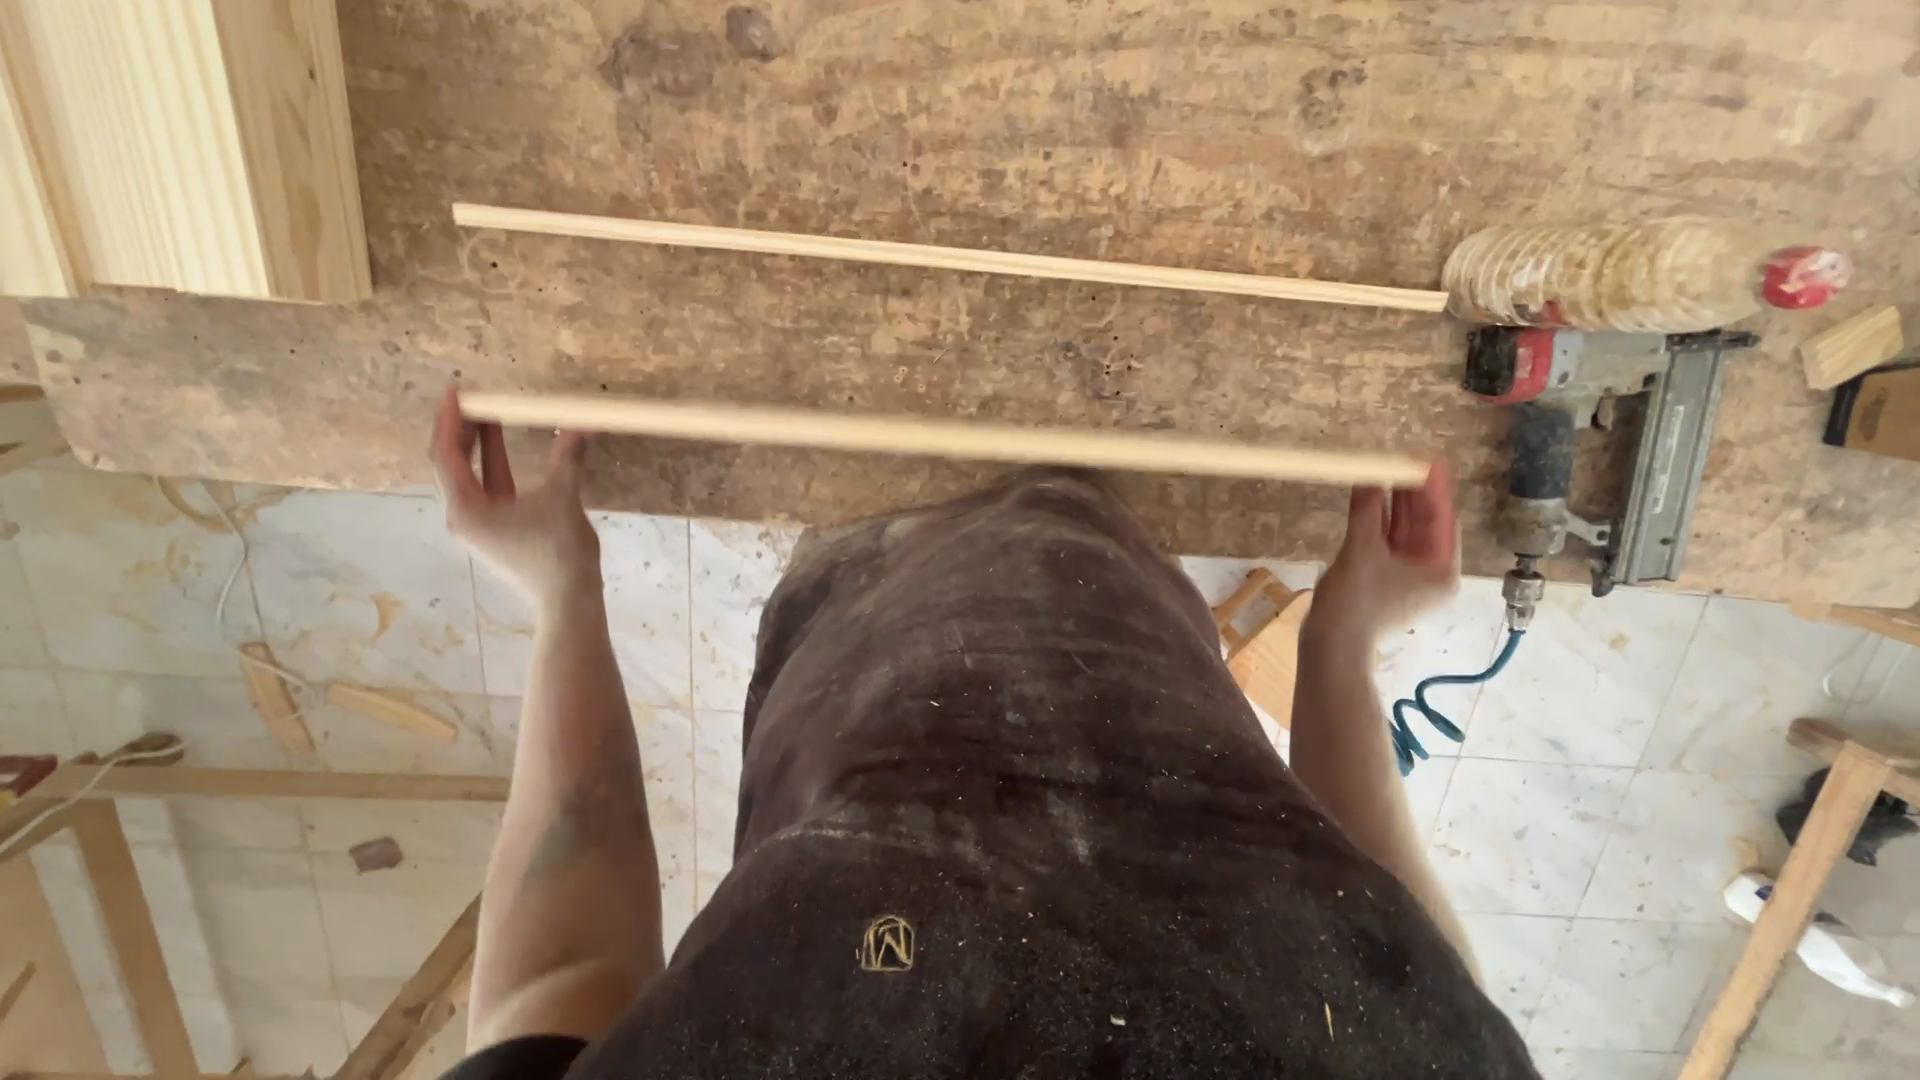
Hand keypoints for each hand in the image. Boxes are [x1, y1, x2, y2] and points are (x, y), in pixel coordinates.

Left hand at [430, 386, 599, 612]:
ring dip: (479, 445)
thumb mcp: (564, 501)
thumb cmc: (558, 554)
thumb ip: (567, 460)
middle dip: (463, 429)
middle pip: (452, 463)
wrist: (568, 601)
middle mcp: (463, 517)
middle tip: (475, 398)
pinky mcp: (496, 532)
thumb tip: (581, 425)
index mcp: (466, 509)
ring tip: (490, 416)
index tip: (459, 391)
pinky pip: (486, 488)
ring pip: (470, 476)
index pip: (446, 454)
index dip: (451, 419)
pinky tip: (506, 451)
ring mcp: (478, 526)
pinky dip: (493, 465)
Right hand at [1308, 461, 1458, 644]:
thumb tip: (1368, 478)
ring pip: (1402, 533)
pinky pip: (1386, 544)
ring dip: (1392, 506)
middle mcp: (1430, 573)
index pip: (1442, 520)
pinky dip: (1377, 524)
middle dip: (1412, 495)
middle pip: (1424, 525)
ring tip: (1383, 473)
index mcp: (1441, 571)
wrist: (1332, 644)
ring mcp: (1406, 578)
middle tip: (1403, 462)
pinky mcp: (1383, 581)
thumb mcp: (1361, 551)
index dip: (1433, 489)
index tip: (1428, 460)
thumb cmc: (1356, 602)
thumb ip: (1366, 512)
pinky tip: (1368, 500)